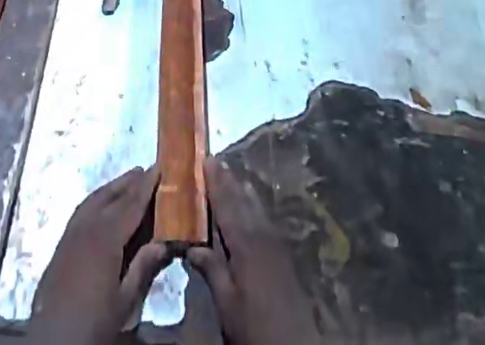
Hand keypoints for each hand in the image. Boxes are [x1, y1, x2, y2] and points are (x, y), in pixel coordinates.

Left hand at [28, 166, 171, 344]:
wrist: (52, 342)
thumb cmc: (93, 323)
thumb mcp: (124, 300)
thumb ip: (143, 267)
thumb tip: (163, 242)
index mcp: (106, 237)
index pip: (131, 204)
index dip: (146, 186)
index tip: (160, 167)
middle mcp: (87, 228)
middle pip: (112, 197)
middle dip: (129, 182)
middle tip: (146, 169)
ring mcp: (70, 235)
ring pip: (94, 200)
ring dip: (112, 188)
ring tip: (127, 181)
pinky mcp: (60, 246)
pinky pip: (81, 212)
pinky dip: (96, 200)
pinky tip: (101, 205)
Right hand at [185, 159, 320, 344]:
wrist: (295, 343)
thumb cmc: (255, 325)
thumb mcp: (227, 303)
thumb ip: (212, 270)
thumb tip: (190, 244)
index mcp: (245, 243)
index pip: (227, 205)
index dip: (216, 182)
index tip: (207, 159)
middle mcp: (262, 235)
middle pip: (242, 200)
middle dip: (228, 180)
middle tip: (215, 159)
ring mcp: (274, 242)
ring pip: (255, 207)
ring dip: (241, 189)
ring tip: (231, 174)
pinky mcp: (282, 252)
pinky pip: (263, 217)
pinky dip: (252, 205)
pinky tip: (250, 204)